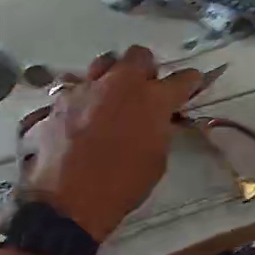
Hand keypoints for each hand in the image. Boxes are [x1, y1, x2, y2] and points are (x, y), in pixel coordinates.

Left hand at [18, 45, 201, 239]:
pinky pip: (78, 86)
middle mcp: (121, 84)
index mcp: (153, 100)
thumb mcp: (157, 158)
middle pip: (139, 56)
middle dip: (148, 69)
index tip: (193, 83)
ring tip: (114, 95)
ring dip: (114, 75)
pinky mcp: (60, 100)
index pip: (182, 79)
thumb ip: (159, 129)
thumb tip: (158, 120)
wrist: (72, 198)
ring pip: (105, 63)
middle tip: (148, 88)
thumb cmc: (125, 183)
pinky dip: (87, 96)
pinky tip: (86, 114)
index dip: (191, 81)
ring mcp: (87, 88)